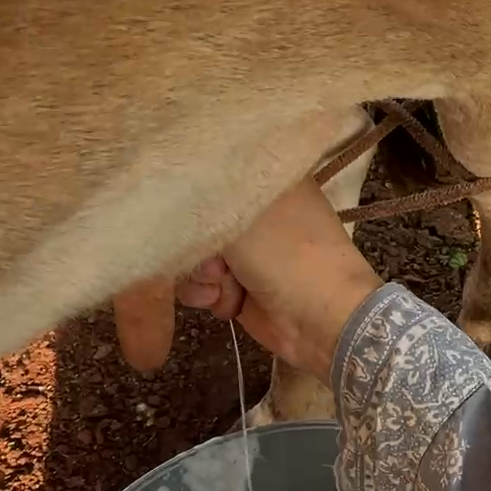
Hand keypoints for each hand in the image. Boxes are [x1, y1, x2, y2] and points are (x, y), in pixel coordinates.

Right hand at [175, 179, 382, 374]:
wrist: (321, 319)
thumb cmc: (287, 255)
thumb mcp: (239, 214)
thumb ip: (197, 199)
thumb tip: (169, 190)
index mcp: (262, 174)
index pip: (206, 171)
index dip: (191, 195)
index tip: (195, 211)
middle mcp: (251, 207)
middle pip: (191, 217)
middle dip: (196, 244)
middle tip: (218, 257)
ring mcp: (245, 247)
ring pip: (189, 253)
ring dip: (201, 275)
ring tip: (226, 282)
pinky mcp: (236, 282)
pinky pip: (198, 283)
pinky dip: (210, 295)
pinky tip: (230, 300)